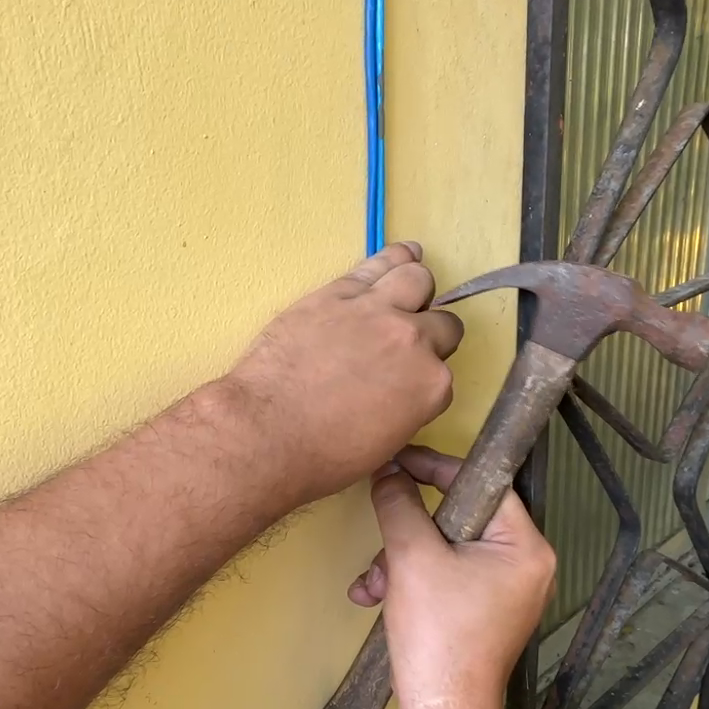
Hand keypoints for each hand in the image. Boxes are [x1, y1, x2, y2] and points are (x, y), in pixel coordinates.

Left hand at [220, 243, 463, 502]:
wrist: (266, 431)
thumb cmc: (321, 455)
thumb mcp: (382, 445)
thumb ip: (404, 409)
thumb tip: (397, 393)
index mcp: (431, 387)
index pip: (442, 371)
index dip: (423, 375)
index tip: (402, 380)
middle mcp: (414, 342)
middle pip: (441, 323)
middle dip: (427, 333)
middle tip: (399, 344)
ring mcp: (376, 311)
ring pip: (416, 279)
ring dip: (415, 287)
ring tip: (408, 288)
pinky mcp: (337, 293)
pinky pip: (377, 264)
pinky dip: (394, 258)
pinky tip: (404, 253)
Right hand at [349, 446, 556, 708]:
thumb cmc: (438, 631)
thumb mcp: (411, 556)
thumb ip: (399, 504)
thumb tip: (388, 472)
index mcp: (524, 547)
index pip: (482, 483)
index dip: (436, 467)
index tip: (397, 460)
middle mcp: (521, 565)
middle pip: (455, 519)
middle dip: (406, 531)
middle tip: (380, 540)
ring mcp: (499, 592)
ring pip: (440, 549)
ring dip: (397, 560)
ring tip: (372, 585)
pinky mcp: (477, 613)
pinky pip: (440, 577)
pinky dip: (405, 581)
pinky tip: (373, 598)